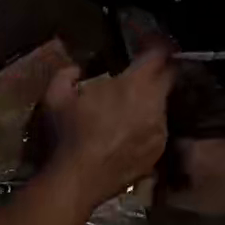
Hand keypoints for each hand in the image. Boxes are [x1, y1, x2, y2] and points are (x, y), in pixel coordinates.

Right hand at [45, 47, 175, 207]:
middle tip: (141, 73)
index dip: (155, 44)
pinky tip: (127, 136)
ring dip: (150, 103)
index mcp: (135, 85)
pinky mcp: (156, 155)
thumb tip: (76, 70)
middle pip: (170, 78)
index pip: (159, 53)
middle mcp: (155, 105)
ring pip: (162, 107)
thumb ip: (67, 75)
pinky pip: (156, 133)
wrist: (76, 181)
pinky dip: (146, 129)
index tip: (145, 43)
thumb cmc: (66, 136)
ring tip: (130, 110)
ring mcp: (159, 132)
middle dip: (158, 72)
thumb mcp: (54, 98)